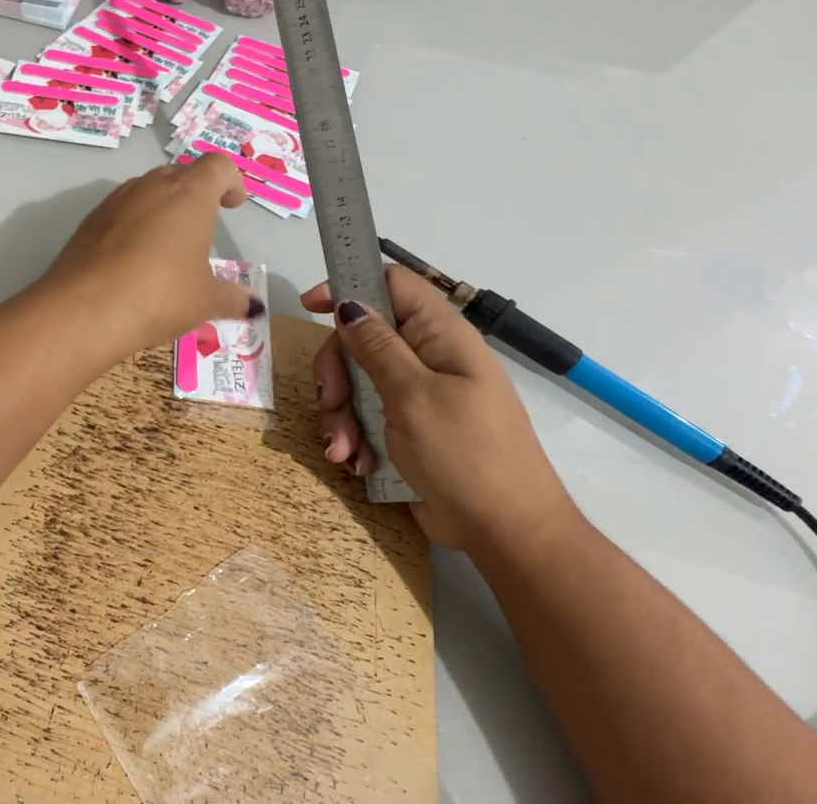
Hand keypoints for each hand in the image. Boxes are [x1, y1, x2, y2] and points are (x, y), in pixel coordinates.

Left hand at [39, 153, 258, 359]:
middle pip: (179, 174)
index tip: (233, 205)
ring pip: (146, 191)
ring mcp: (114, 201)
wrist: (84, 308)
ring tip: (167, 246)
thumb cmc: (159, 295)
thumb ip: (231, 297)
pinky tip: (133, 261)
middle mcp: (151, 187)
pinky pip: (120, 213)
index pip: (217, 166)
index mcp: (189, 194)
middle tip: (202, 227)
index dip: (230, 181)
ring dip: (161, 209)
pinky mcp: (88, 222)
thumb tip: (252, 306)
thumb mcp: (205, 301)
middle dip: (194, 194)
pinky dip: (133, 226)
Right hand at [301, 265, 576, 550]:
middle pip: (361, 338)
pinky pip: (364, 416)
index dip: (350, 286)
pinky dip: (353, 437)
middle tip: (329, 400)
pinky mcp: (405, 428)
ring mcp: (416, 395)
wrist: (504, 531)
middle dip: (336, 370)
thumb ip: (377, 347)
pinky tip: (357, 463)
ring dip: (341, 413)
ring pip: (355, 381)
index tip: (311, 306)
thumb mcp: (414, 396)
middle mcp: (427, 358)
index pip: (392, 285)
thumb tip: (350, 304)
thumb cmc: (466, 456)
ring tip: (345, 449)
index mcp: (441, 337)